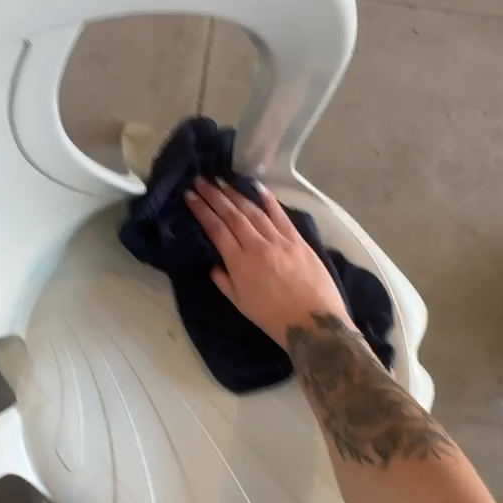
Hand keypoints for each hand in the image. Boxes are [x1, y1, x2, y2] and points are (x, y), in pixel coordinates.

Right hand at [185, 178, 351, 346]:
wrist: (313, 323)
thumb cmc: (273, 318)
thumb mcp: (240, 303)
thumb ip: (223, 281)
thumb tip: (213, 263)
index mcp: (239, 263)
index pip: (216, 229)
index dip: (201, 210)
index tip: (190, 196)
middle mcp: (257, 246)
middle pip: (232, 215)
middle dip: (214, 196)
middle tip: (201, 180)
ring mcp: (280, 241)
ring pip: (253, 211)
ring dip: (236, 194)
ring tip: (222, 181)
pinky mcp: (298, 241)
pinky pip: (280, 215)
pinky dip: (268, 200)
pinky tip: (257, 188)